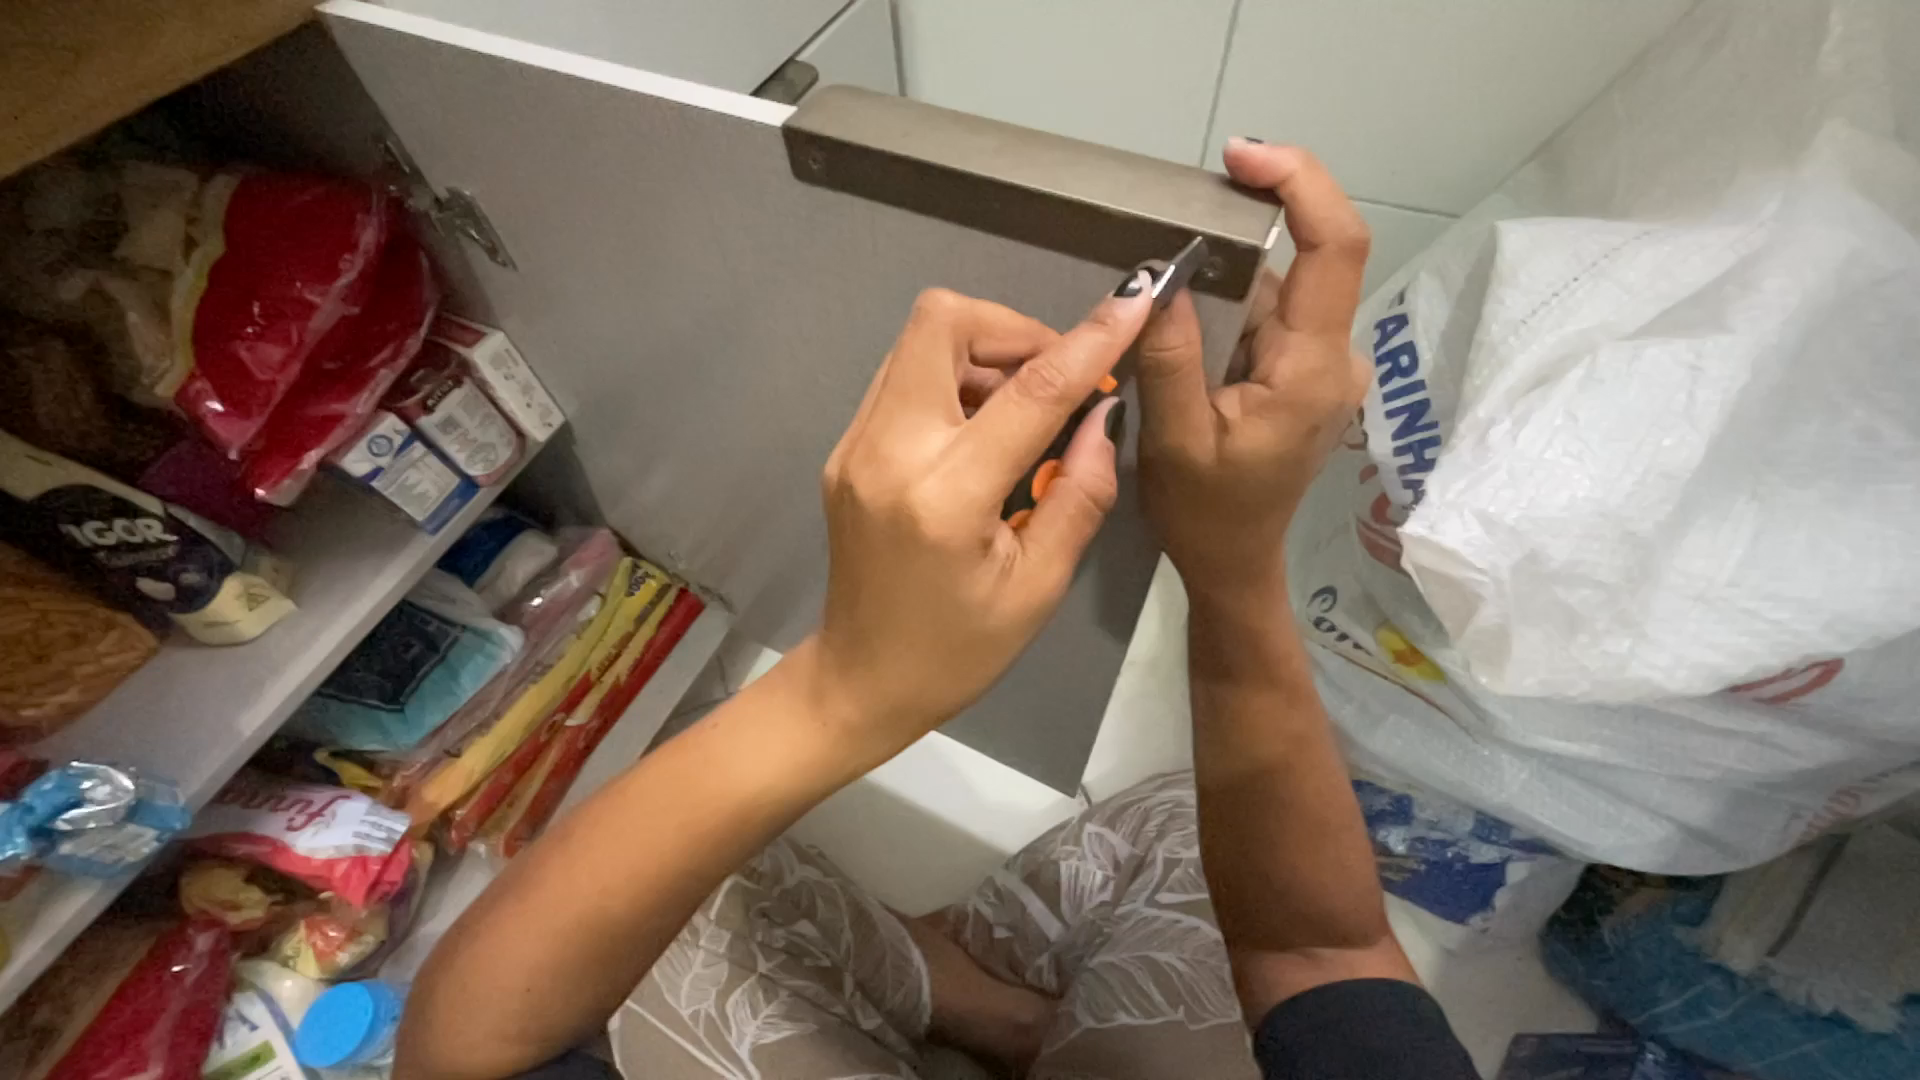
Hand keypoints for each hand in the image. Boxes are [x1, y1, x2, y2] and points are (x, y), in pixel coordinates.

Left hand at [801, 280, 1154, 762]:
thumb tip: (1102, 414)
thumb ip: (1080, 492)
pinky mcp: (845, 448)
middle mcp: (887, 451)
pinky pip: (903, 377)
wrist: (861, 678)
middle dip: (1013, 327)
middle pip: (942, 321)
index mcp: (944, 496)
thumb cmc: (957, 650)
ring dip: (983, 353)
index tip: (1135, 301)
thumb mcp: (1038, 586)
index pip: (1028, 392)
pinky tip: (979, 431)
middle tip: (1055, 379)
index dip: (1088, 340)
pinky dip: (952, 380)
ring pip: (918, 341)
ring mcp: (854, 444)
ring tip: (1020, 411)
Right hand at [1137, 141, 1370, 602]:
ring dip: (1226, 285)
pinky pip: (1272, 323)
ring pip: (1281, 295)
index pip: (1336, 248)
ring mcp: (1324, 370)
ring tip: (1166, 305)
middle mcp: (1333, 359)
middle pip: (1304, 264)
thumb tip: (1161, 276)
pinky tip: (1189, 334)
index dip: (1299, 184)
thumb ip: (1170, 355)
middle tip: (1171, 241)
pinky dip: (1232, 313)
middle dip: (1240, 240)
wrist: (1234, 565)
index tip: (1240, 158)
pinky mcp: (1307, 380)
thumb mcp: (1175, 438)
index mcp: (1309, 370)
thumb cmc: (1205, 515)